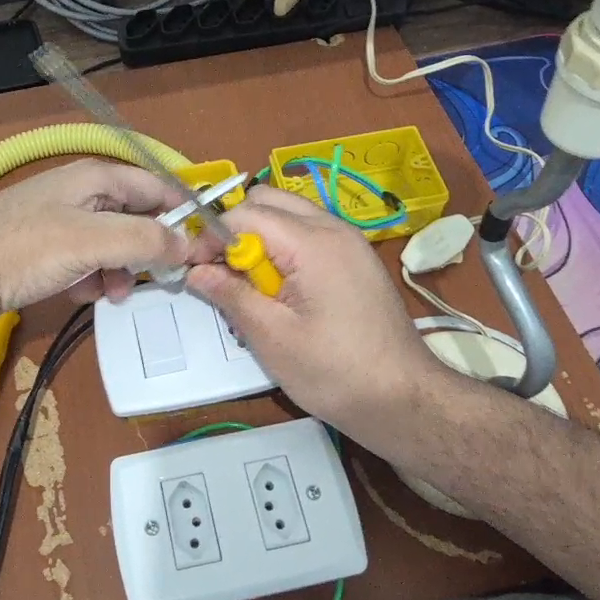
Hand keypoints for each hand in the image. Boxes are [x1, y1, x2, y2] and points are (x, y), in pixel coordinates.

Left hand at [0, 159, 190, 322]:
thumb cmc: (27, 249)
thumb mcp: (94, 241)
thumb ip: (146, 240)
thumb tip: (189, 244)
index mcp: (96, 176)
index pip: (158, 187)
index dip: (183, 214)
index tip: (202, 247)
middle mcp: (81, 190)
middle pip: (135, 216)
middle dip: (147, 250)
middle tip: (156, 280)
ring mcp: (60, 218)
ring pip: (110, 242)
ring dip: (118, 269)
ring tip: (110, 293)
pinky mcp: (43, 245)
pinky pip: (84, 257)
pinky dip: (90, 276)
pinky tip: (79, 293)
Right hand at [186, 186, 432, 432]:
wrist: (404, 399)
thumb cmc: (335, 372)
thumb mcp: (272, 338)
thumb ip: (231, 296)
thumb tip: (195, 271)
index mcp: (313, 242)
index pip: (245, 214)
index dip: (212, 237)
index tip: (195, 269)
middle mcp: (333, 228)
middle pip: (268, 201)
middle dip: (237, 230)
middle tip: (223, 274)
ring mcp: (349, 241)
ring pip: (289, 215)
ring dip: (261, 239)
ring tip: (251, 287)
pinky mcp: (356, 259)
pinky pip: (309, 234)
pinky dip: (285, 249)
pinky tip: (282, 293)